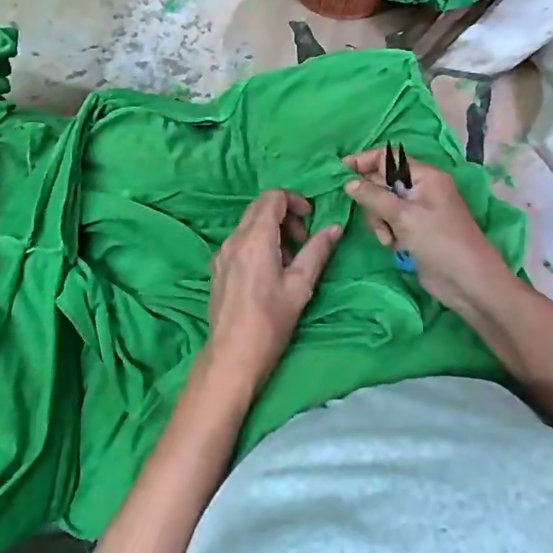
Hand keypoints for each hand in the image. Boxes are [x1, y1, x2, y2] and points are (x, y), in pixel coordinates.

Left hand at [205, 190, 339, 380]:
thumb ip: (317, 251)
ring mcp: (221, 253)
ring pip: (248, 224)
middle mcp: (233, 239)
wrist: (232, 356)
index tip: (310, 220)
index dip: (295, 200)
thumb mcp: (301, 285)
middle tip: (303, 240)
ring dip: (272, 230)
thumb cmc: (271, 321)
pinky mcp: (217, 268)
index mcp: (255, 238)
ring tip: (289, 261)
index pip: (273, 197)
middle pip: (259, 207)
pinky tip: (269, 272)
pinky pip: (240, 241)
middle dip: (285, 215)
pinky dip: (258, 243)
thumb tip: (335, 227)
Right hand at [342, 148, 516, 317]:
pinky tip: (394, 246)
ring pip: (383, 204)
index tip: (340, 171)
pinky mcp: (415, 230)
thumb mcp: (404, 216)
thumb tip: (348, 182)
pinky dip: (388, 232)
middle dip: (373, 201)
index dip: (363, 161)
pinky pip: (390, 222)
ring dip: (379, 221)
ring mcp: (419, 210)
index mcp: (425, 175)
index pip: (388, 157)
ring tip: (388, 239)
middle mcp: (422, 188)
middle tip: (377, 221)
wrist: (468, 282)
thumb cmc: (440, 242)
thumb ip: (373, 196)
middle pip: (382, 181)